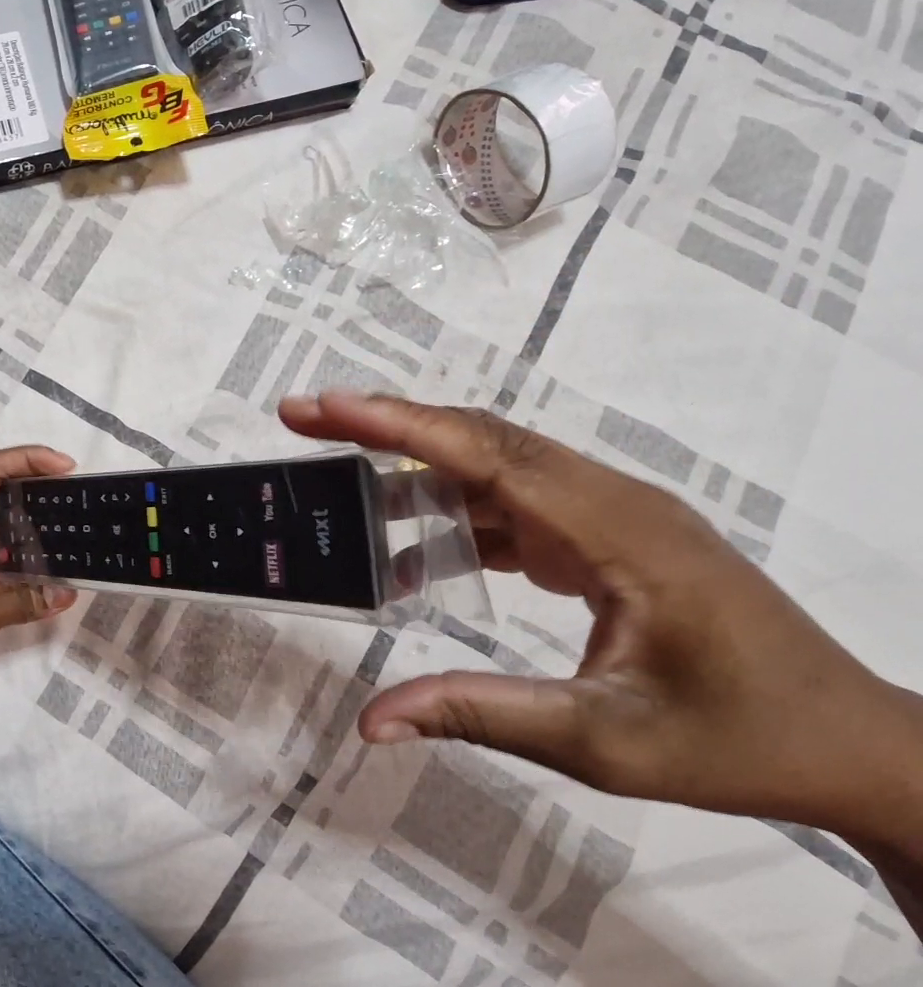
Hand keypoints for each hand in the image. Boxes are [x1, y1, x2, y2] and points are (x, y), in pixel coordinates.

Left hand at [0, 446, 78, 724]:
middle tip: (78, 485)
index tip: (64, 465)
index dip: (23, 459)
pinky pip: (12, 551)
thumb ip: (18, 602)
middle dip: (35, 478)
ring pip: (7, 518)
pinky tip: (63, 554)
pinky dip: (37, 547)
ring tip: (77, 511)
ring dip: (39, 512)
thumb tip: (67, 591)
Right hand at [278, 391, 922, 844]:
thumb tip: (370, 720)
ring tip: (333, 482)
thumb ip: (479, 714)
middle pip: (481, 439)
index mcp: (620, 532)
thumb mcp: (602, 740)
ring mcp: (607, 516)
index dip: (400, 425)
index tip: (324, 406)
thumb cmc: (739, 740)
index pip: (490, 455)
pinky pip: (507, 506)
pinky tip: (408, 557)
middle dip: (385, 424)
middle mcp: (610, 503)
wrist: (851, 746)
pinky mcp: (600, 538)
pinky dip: (447, 516)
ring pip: (489, 466)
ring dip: (410, 467)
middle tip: (302, 420)